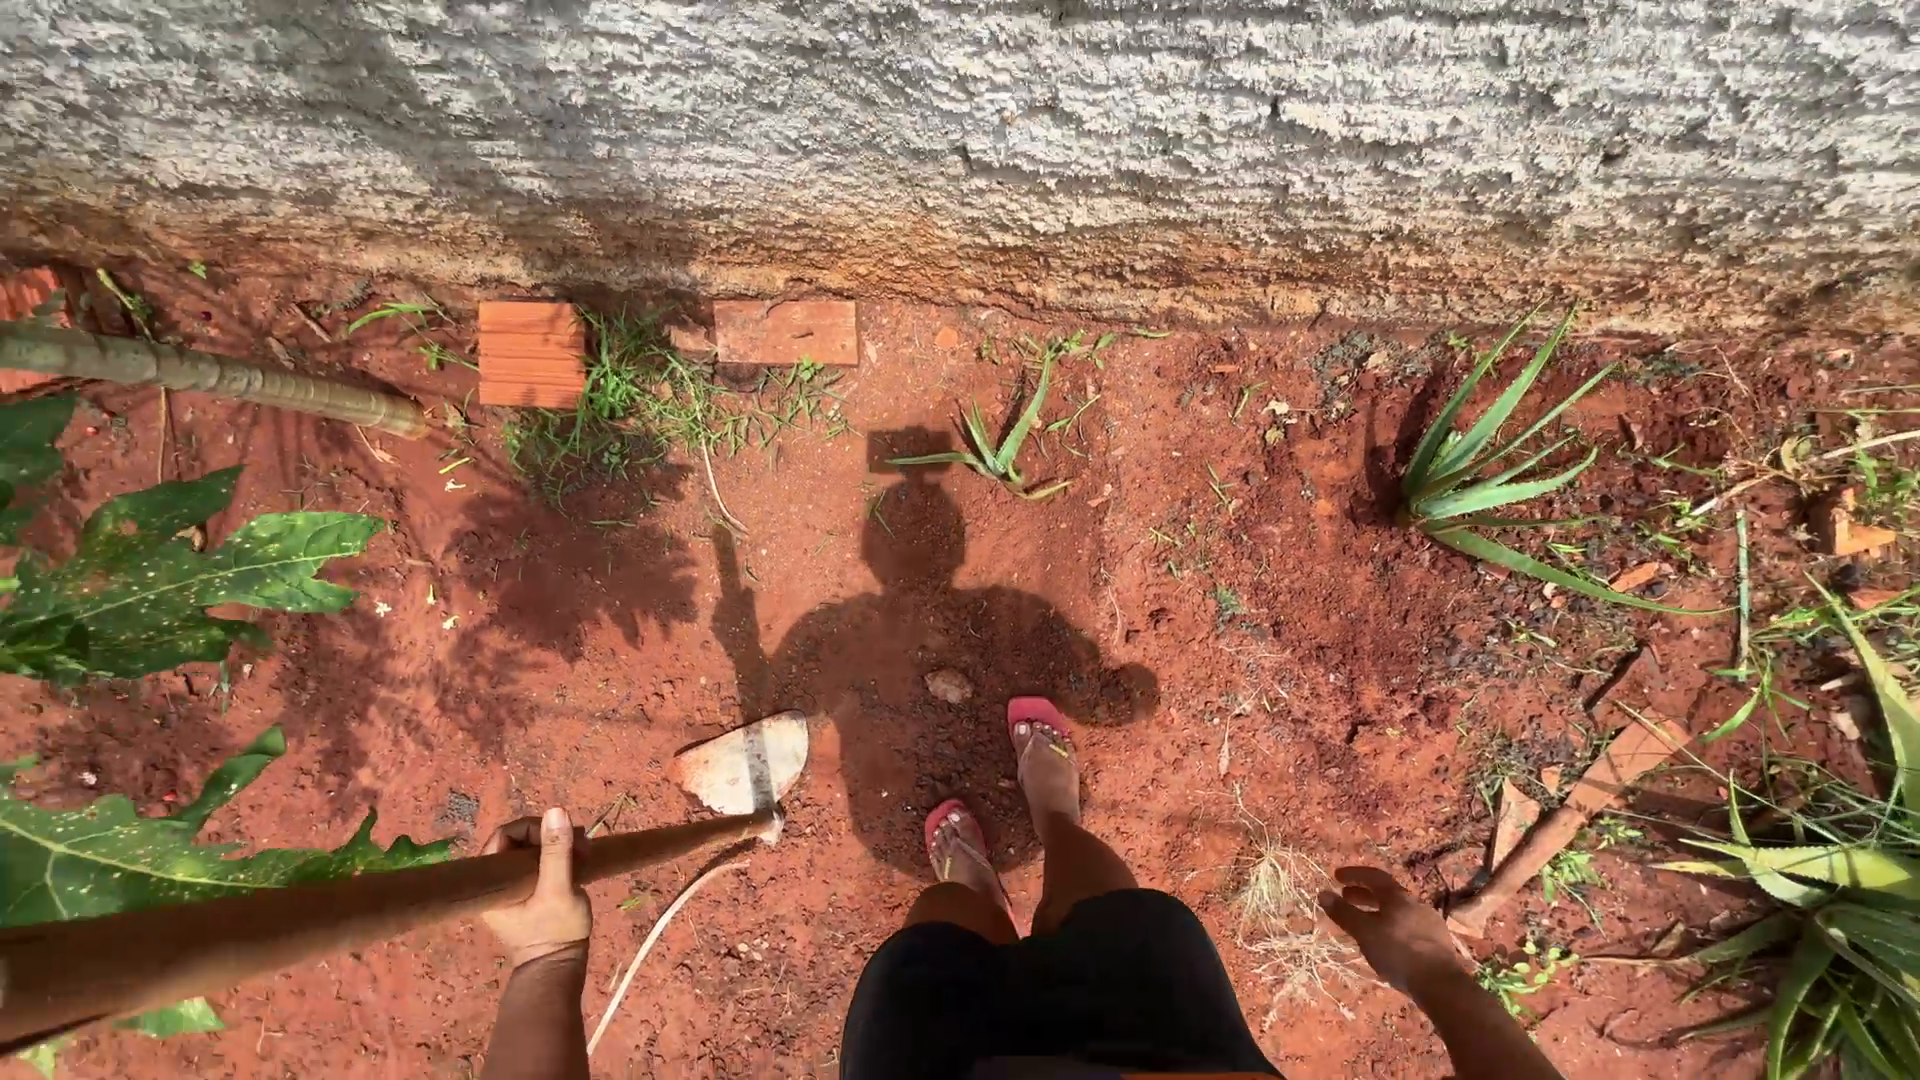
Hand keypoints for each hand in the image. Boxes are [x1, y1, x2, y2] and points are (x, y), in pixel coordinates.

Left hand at [481, 808, 592, 968]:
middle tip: (580, 843)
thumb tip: (556, 810)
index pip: (504, 837)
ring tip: (585, 852)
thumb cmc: (554, 929)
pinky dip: (563, 854)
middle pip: (521, 839)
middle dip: (552, 835)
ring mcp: (517, 883)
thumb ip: (556, 851)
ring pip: (536, 847)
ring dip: (562, 843)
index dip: (532, 829)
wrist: (560, 965)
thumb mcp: (558, 889)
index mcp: (493, 882)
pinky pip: (544, 858)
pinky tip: (581, 859)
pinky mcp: (533, 887)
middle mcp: (500, 879)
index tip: (559, 835)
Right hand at [1317, 865, 1465, 996]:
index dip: (1354, 875)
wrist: (1443, 987)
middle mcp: (1416, 904)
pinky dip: (1393, 927)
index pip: (1374, 876)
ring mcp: (1430, 924)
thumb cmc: (1398, 953)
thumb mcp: (1364, 932)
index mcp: (1398, 897)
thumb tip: (1323, 894)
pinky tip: (1389, 943)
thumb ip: (1343, 913)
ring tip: (1365, 924)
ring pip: (1399, 912)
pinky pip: (1410, 928)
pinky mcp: (1439, 945)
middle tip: (1346, 898)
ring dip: (1379, 912)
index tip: (1337, 877)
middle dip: (1364, 894)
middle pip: (1387, 894)